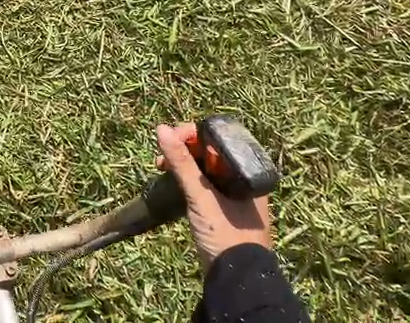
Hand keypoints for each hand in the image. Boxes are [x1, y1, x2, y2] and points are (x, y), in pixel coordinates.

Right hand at [155, 122, 272, 269]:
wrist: (236, 281)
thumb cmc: (226, 236)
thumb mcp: (202, 198)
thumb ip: (182, 163)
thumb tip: (161, 129)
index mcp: (248, 175)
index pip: (217, 140)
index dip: (191, 135)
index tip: (169, 140)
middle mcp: (242, 181)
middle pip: (208, 151)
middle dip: (182, 148)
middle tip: (162, 157)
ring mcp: (232, 195)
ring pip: (202, 166)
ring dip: (180, 162)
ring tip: (162, 167)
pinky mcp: (221, 207)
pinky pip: (201, 181)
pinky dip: (185, 177)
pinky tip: (171, 180)